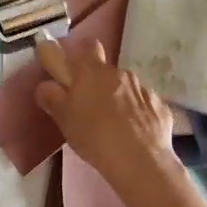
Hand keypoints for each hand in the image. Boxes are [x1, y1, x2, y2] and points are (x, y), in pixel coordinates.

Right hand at [34, 35, 178, 181]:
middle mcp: (120, 73)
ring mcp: (143, 89)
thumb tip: (45, 85)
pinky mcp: (161, 107)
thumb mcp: (62, 119)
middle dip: (99, 83)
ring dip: (119, 99)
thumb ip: (51, 97)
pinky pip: (145, 105)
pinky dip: (138, 115)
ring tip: (114, 125)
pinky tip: (134, 134)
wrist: (140, 162)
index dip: (82, 54)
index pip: (88, 45)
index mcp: (93, 71)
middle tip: (90, 107)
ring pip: (127, 87)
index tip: (76, 70)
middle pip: (107, 71)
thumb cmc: (94, 135)